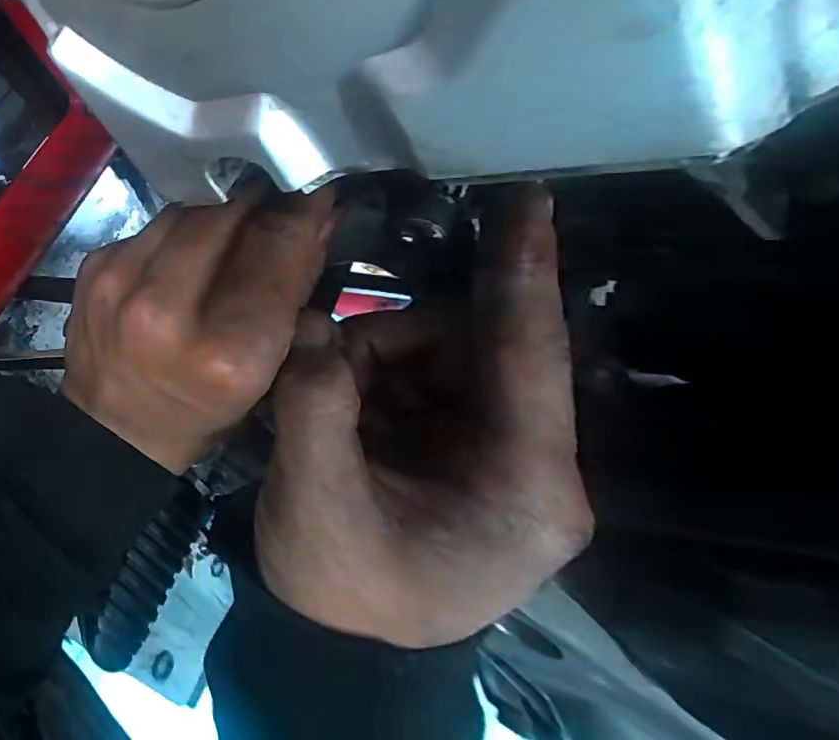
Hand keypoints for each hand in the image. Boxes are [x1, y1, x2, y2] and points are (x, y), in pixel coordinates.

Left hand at [63, 184, 339, 472]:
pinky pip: (150, 226)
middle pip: (227, 218)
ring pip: (186, 212)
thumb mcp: (264, 370)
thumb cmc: (198, 409)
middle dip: (256, 211)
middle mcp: (164, 310)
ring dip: (214, 217)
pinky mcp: (94, 267)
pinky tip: (179, 259)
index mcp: (225, 351)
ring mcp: (119, 282)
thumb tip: (317, 217)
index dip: (301, 215)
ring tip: (224, 240)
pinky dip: (174, 234)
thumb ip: (293, 289)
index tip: (314, 196)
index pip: (274, 251)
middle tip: (269, 216)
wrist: (111, 428)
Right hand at [254, 184, 591, 648]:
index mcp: (524, 478)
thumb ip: (313, 408)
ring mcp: (474, 440)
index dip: (524, 273)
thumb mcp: (320, 503)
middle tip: (325, 365)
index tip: (530, 201)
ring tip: (317, 405)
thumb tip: (307, 324)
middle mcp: (516, 451)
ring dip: (359, 357)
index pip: (531, 355)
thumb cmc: (346, 587)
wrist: (334, 638)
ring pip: (423, 350)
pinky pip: (398, 369)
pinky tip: (326, 404)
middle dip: (386, 341)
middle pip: (465, 344)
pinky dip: (353, 369)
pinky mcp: (437, 435)